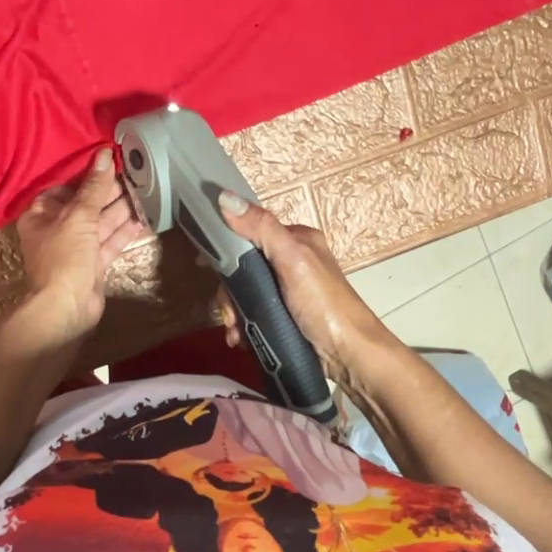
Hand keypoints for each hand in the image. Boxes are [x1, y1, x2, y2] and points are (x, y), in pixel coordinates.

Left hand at [14, 148, 144, 343]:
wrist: (66, 307)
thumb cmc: (64, 256)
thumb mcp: (78, 216)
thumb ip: (94, 187)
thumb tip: (104, 155)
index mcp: (41, 216)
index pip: (65, 189)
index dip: (86, 177)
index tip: (110, 164)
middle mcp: (57, 230)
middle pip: (85, 206)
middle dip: (108, 193)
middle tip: (134, 177)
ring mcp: (76, 249)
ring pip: (100, 224)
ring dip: (120, 210)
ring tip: (144, 193)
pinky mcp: (93, 265)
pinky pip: (109, 243)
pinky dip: (124, 232)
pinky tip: (143, 219)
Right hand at [213, 191, 400, 385]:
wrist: (347, 354)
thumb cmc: (323, 303)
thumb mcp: (292, 260)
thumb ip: (261, 229)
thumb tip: (224, 197)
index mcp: (297, 240)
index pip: (251, 232)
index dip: (226, 247)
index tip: (203, 265)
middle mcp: (292, 262)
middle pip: (243, 267)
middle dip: (229, 292)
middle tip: (228, 314)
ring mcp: (288, 291)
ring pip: (245, 293)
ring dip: (233, 313)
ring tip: (235, 332)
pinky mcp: (285, 316)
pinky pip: (253, 314)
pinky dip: (242, 326)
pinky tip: (240, 339)